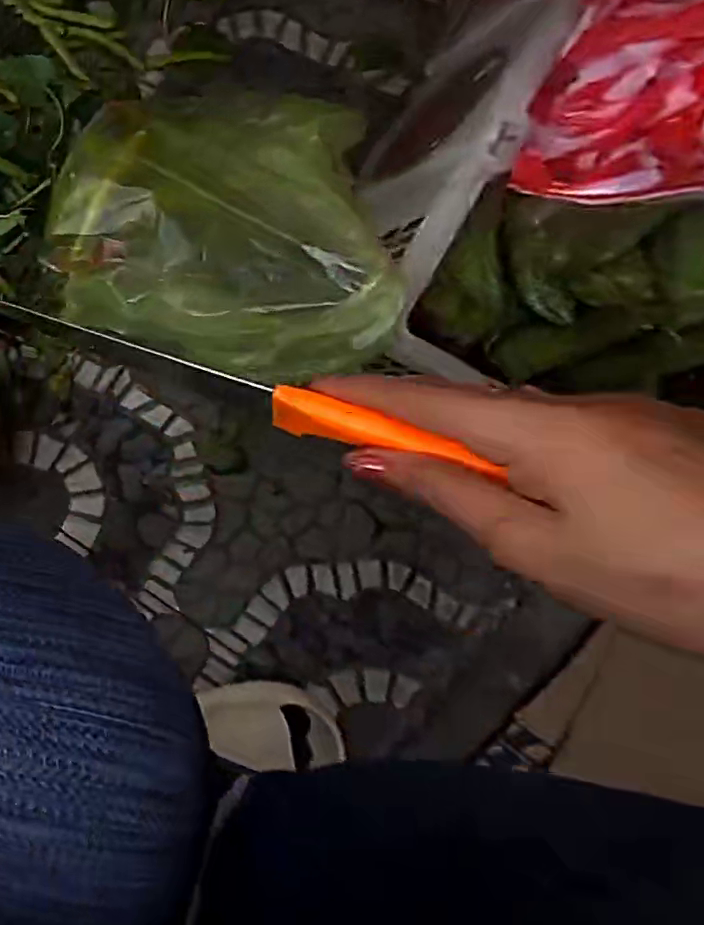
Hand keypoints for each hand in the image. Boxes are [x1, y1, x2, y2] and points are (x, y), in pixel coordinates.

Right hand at [316, 375, 703, 653]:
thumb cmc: (674, 581)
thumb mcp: (537, 549)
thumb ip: (447, 493)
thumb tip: (368, 458)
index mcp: (545, 433)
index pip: (423, 403)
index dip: (358, 395)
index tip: (305, 390)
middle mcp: (586, 409)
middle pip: (470, 403)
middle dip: (405, 412)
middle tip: (354, 431)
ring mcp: (639, 416)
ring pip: (522, 414)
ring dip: (464, 430)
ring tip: (443, 467)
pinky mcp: (676, 432)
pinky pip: (567, 426)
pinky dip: (519, 440)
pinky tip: (528, 474)